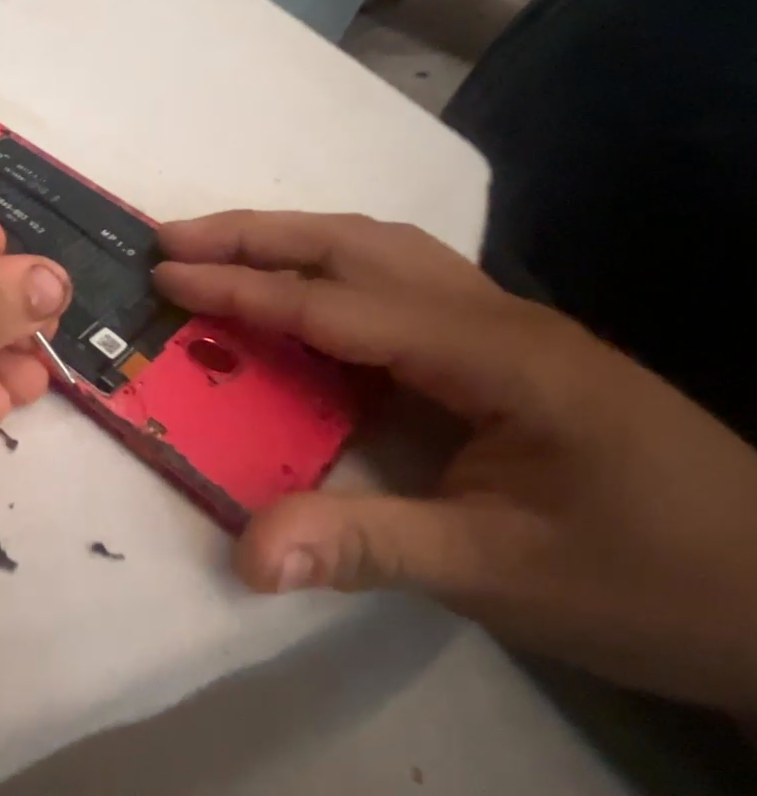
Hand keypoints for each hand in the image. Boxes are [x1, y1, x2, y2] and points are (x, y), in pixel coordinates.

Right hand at [153, 211, 756, 713]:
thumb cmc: (652, 582)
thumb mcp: (502, 573)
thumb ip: (368, 548)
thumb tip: (247, 557)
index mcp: (496, 357)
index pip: (337, 306)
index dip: (243, 291)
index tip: (163, 279)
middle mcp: (497, 319)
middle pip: (359, 246)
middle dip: (256, 234)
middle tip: (170, 239)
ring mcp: (505, 329)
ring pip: (382, 253)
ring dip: (291, 241)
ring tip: (216, 251)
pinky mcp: (503, 352)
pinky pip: (397, 288)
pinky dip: (327, 274)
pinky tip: (299, 300)